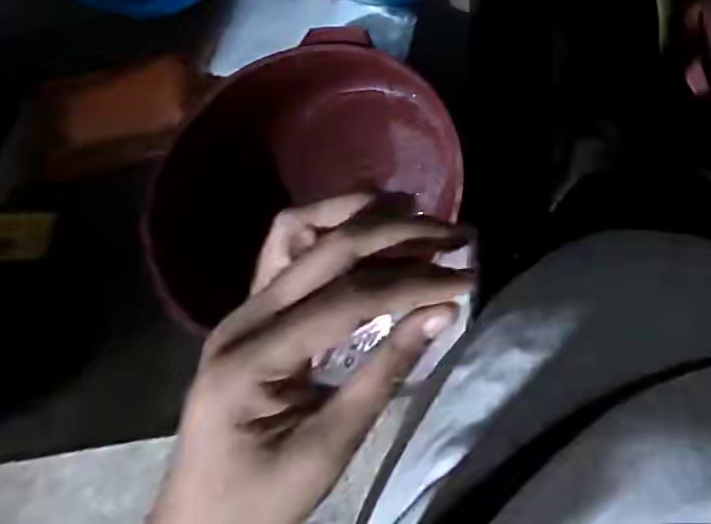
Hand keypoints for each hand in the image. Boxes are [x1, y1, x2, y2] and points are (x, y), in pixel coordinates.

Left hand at [151, 195, 473, 523]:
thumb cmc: (261, 501)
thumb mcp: (328, 449)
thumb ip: (386, 372)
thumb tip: (445, 311)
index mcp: (254, 356)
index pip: (349, 296)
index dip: (414, 282)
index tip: (465, 281)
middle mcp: (245, 315)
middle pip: (332, 247)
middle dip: (402, 234)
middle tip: (456, 236)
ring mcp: (246, 304)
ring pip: (306, 226)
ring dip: (368, 214)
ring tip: (421, 216)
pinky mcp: (257, 305)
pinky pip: (294, 243)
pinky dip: (338, 224)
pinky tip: (374, 228)